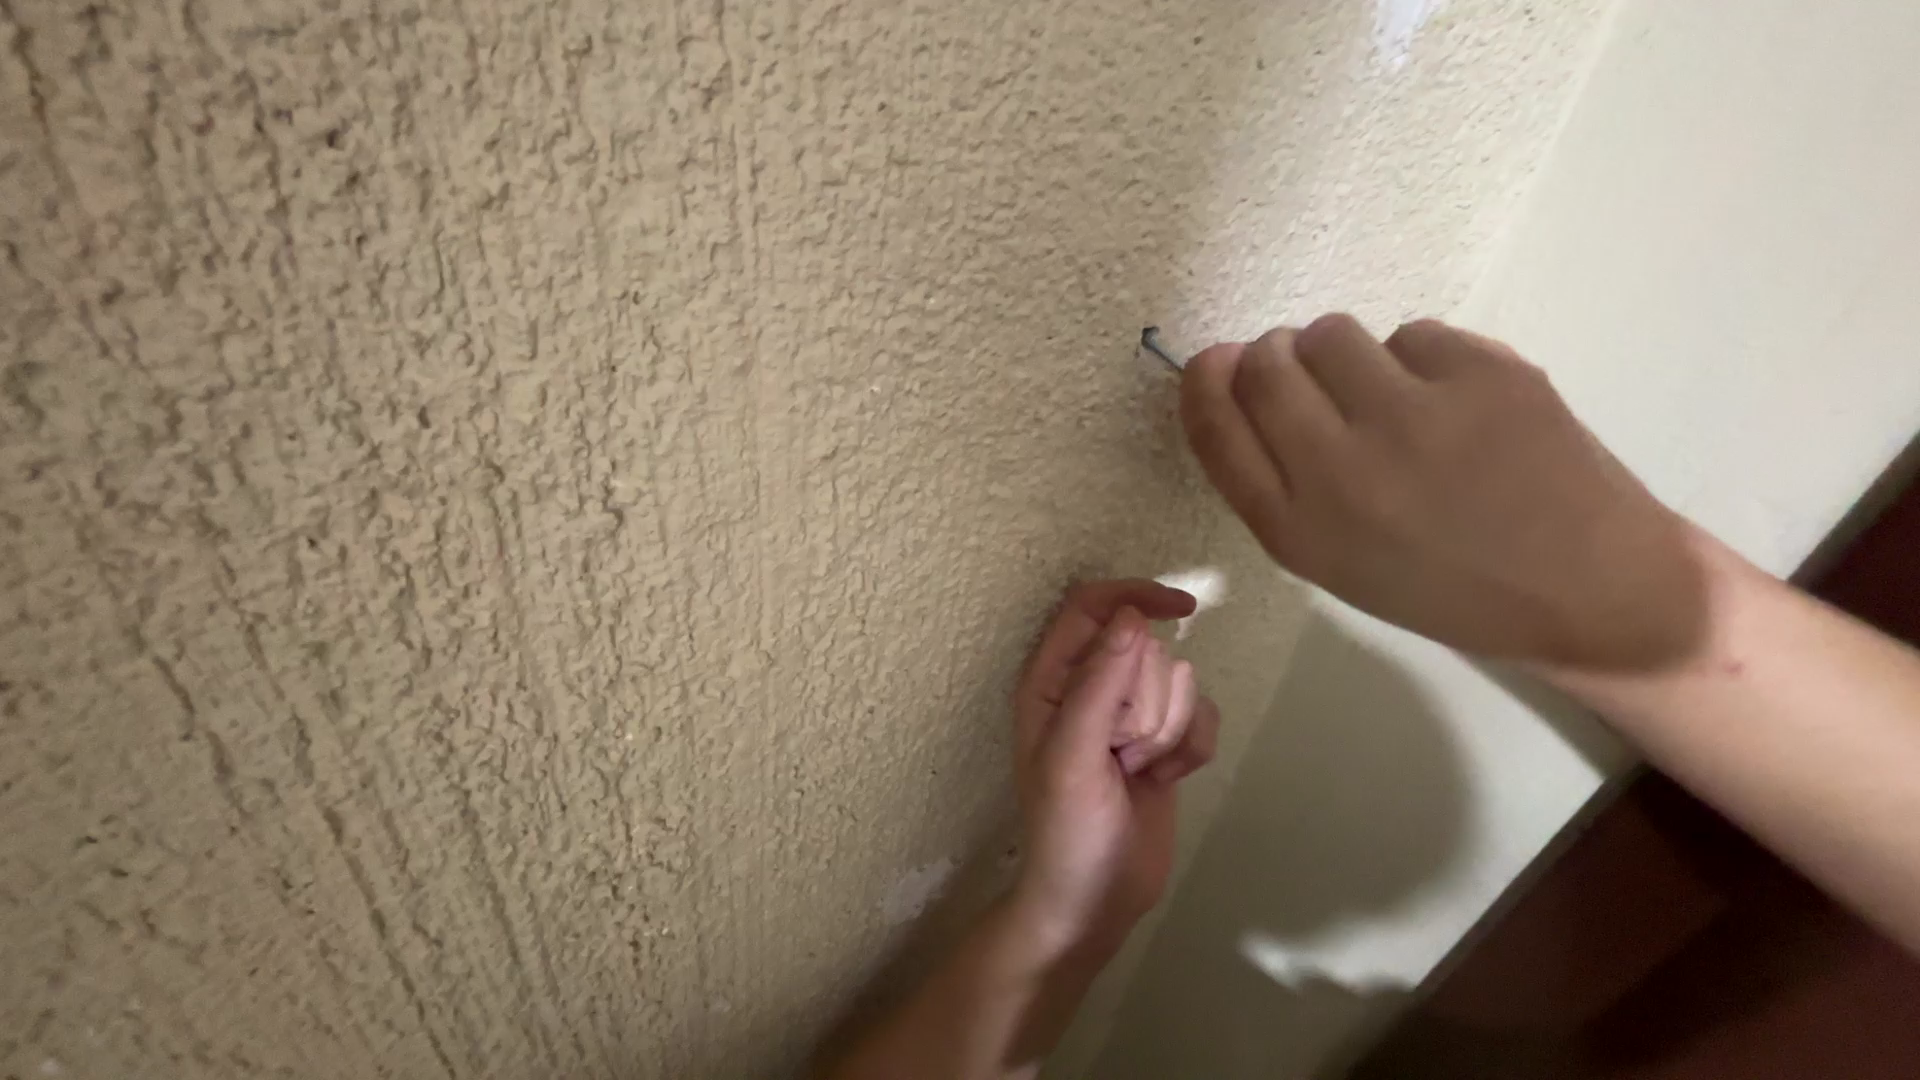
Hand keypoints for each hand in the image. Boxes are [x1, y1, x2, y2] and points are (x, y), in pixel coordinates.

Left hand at [1008, 581, 1220, 953]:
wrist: (1096, 900)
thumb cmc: (1068, 827)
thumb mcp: (1073, 754)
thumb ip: (1099, 682)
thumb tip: (1130, 616)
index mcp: (1052, 679)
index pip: (1091, 607)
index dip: (1133, 597)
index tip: (1180, 608)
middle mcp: (1089, 687)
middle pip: (1145, 647)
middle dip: (1150, 695)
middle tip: (1126, 746)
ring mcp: (1128, 714)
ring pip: (1178, 681)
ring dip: (1168, 728)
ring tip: (1137, 768)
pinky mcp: (1162, 742)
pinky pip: (1200, 718)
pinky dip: (1190, 749)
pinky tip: (1165, 780)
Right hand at [1181, 315, 1709, 672]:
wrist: (1586, 588)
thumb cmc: (1436, 583)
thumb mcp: (1326, 557)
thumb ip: (1265, 477)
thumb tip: (1227, 373)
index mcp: (1296, 529)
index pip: (1215, 424)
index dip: (1204, 382)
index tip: (1215, 364)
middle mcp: (1343, 470)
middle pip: (1264, 363)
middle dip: (1272, 359)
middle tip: (1310, 384)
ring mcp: (1417, 417)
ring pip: (1331, 332)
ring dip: (1338, 355)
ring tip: (1381, 397)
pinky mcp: (1487, 375)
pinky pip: (1409, 334)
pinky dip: (1413, 361)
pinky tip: (1448, 404)